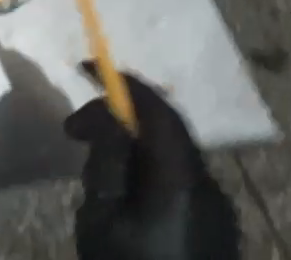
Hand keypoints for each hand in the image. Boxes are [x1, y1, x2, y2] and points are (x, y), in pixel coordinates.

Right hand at [64, 63, 241, 259]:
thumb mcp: (102, 215)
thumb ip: (107, 160)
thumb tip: (109, 113)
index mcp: (178, 179)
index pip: (158, 110)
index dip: (123, 82)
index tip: (83, 69)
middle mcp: (206, 184)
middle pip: (166, 126)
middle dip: (118, 111)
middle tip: (73, 127)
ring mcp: (217, 206)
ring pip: (171, 149)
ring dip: (130, 137)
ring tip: (90, 157)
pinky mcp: (216, 222)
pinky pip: (179, 173)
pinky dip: (145, 159)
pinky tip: (120, 182)